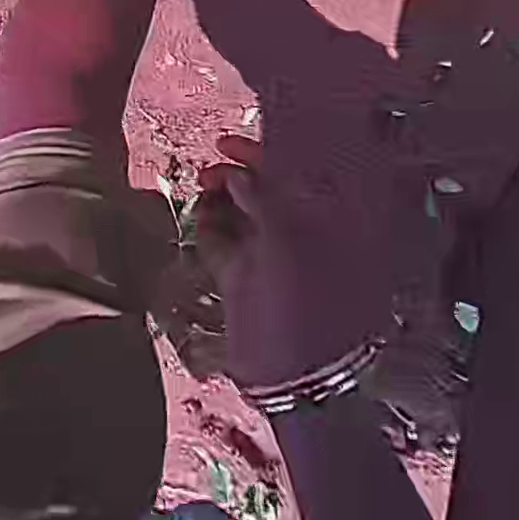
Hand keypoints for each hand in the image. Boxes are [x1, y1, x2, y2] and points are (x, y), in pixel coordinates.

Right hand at [194, 135, 396, 387]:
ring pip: (232, 212)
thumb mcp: (285, 248)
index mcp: (316, 224)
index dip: (257, 156)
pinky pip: (217, 238)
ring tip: (204, 204)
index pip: (288, 176)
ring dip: (215, 202)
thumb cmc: (299, 309)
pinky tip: (203, 225)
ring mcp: (263, 253)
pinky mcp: (238, 272)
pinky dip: (207, 228)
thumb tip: (239, 175)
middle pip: (255, 190)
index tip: (223, 145)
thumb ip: (263, 204)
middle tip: (204, 176)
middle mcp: (291, 233)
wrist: (289, 374)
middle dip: (229, 178)